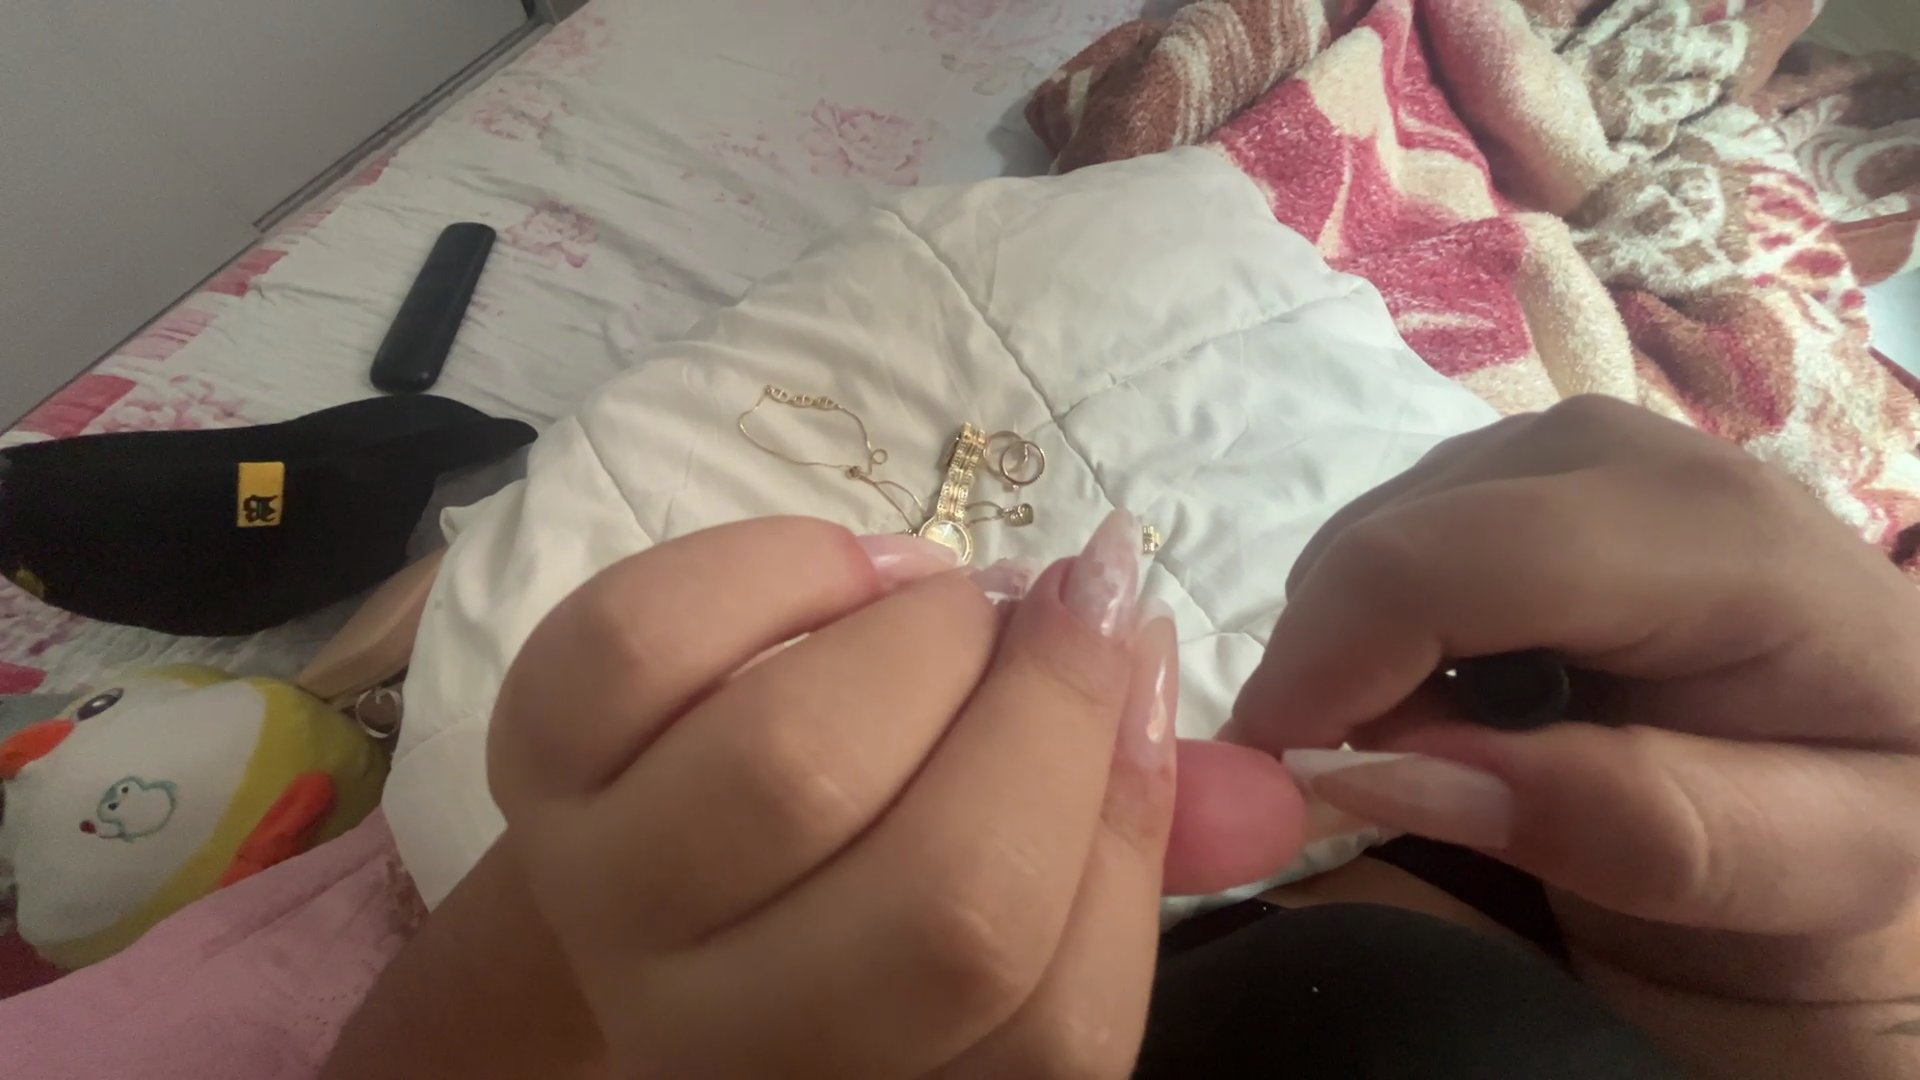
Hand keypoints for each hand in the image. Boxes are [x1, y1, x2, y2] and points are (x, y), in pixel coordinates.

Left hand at [489, 513, 1301, 1078]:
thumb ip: (1127, 833)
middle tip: (1057, 603)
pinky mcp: (533, 754)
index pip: (1048, 1009)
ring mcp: (610, 888)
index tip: (1138, 640)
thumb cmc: (848, 857)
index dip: (1124, 801)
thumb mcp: (998, 870)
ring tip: (949, 594)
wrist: (654, 839)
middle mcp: (729, 1021)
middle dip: (1043, 703)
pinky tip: (846, 566)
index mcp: (878, 1063)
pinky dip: (779, 568)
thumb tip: (1275, 784)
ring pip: (791, 764)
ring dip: (924, 638)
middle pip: (941, 900)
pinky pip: (643, 641)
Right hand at [1225, 396, 1919, 1004]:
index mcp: (1698, 528)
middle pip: (1371, 555)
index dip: (1321, 667)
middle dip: (1333, 678)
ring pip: (1350, 550)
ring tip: (1444, 727)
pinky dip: (1360, 627)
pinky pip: (1360, 544)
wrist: (1844, 709)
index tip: (1268, 769)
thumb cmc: (1833, 795)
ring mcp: (1528, 438)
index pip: (1435, 568)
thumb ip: (1618, 824)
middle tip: (1382, 777)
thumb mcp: (1795, 862)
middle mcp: (1593, 444)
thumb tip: (1373, 768)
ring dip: (1349, 658)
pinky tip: (1445, 670)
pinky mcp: (1485, 457)